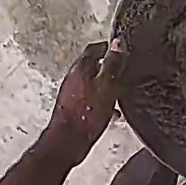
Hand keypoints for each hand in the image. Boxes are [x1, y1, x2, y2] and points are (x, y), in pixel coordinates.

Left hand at [40, 40, 125, 164]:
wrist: (68, 141)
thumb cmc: (86, 114)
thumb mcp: (107, 86)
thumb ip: (112, 64)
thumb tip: (117, 43)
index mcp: (81, 68)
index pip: (93, 49)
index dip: (106, 46)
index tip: (116, 46)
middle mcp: (73, 78)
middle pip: (90, 64)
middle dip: (104, 63)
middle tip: (117, 63)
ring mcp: (71, 93)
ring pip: (89, 81)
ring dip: (102, 81)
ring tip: (116, 86)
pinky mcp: (71, 107)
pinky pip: (88, 97)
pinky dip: (99, 98)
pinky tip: (109, 109)